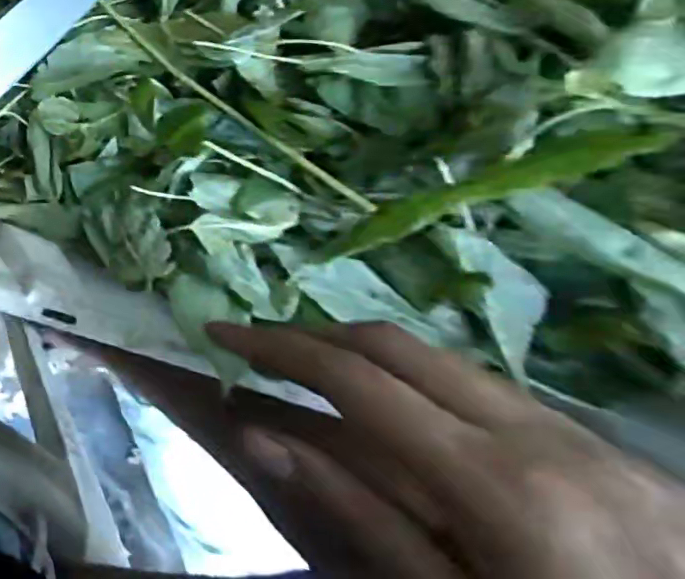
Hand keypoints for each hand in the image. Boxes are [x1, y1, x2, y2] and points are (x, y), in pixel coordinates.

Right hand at [206, 321, 684, 578]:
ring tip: (325, 376)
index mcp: (497, 482)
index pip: (352, 375)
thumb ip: (356, 511)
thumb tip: (254, 436)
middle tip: (263, 348)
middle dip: (316, 334)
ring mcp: (593, 443)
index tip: (218, 333)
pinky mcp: (625, 458)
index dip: (273, 345)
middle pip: (396, 344)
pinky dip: (431, 386)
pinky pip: (500, 393)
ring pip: (448, 361)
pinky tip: (417, 422)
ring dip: (372, 356)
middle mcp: (544, 439)